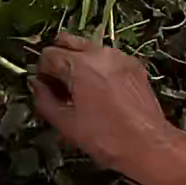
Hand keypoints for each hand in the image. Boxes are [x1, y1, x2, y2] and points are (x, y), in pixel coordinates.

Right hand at [32, 33, 185, 181]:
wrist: (147, 144)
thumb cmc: (107, 137)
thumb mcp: (66, 124)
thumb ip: (44, 100)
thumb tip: (37, 86)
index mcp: (80, 64)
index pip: (48, 54)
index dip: (42, 72)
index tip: (45, 88)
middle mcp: (100, 53)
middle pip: (68, 40)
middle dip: (58, 59)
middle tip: (58, 84)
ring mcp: (119, 56)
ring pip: (89, 48)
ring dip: (78, 62)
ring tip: (79, 91)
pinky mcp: (133, 64)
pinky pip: (108, 58)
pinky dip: (99, 67)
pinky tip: (100, 92)